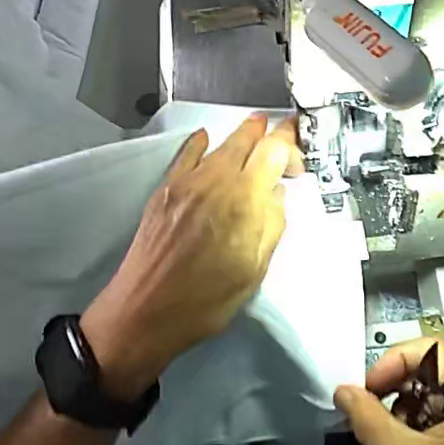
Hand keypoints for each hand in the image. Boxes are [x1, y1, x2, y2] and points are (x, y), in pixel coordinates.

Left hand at [83, 114, 302, 398]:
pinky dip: (201, 143)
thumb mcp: (255, 269)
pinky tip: (206, 138)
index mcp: (244, 201)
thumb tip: (276, 196)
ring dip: (241, 137)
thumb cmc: (205, 300)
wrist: (145, 311)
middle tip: (280, 145)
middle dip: (268, 135)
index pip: (273, 150)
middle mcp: (215, 182)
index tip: (297, 157)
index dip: (289, 144)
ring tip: (254, 133)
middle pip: (246, 139)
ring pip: (219, 144)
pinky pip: (186, 154)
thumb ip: (272, 225)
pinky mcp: (164, 189)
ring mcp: (186, 182)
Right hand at [334, 338, 443, 444]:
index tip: (368, 391)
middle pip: (428, 368)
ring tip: (382, 433)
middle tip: (366, 411)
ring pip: (425, 390)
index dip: (396, 362)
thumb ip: (373, 423)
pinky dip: (406, 421)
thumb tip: (341, 390)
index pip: (434, 351)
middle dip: (393, 385)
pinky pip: (428, 411)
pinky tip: (396, 444)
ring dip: (397, 405)